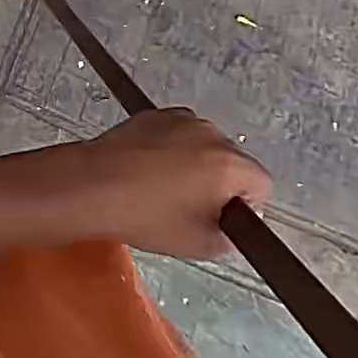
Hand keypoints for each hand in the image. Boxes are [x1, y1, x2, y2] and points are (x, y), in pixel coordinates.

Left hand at [79, 108, 271, 258]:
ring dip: (196, 163)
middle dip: (221, 183)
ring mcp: (181, 118)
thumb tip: (234, 224)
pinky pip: (178, 133)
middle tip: (191, 207)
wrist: (95, 184)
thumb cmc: (147, 215)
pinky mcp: (156, 114)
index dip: (247, 206)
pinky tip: (149, 169)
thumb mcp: (200, 243)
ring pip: (205, 145)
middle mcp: (211, 132)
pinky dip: (173, 148)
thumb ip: (232, 235)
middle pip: (233, 161)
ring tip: (165, 188)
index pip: (262, 184)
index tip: (221, 219)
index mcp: (230, 163)